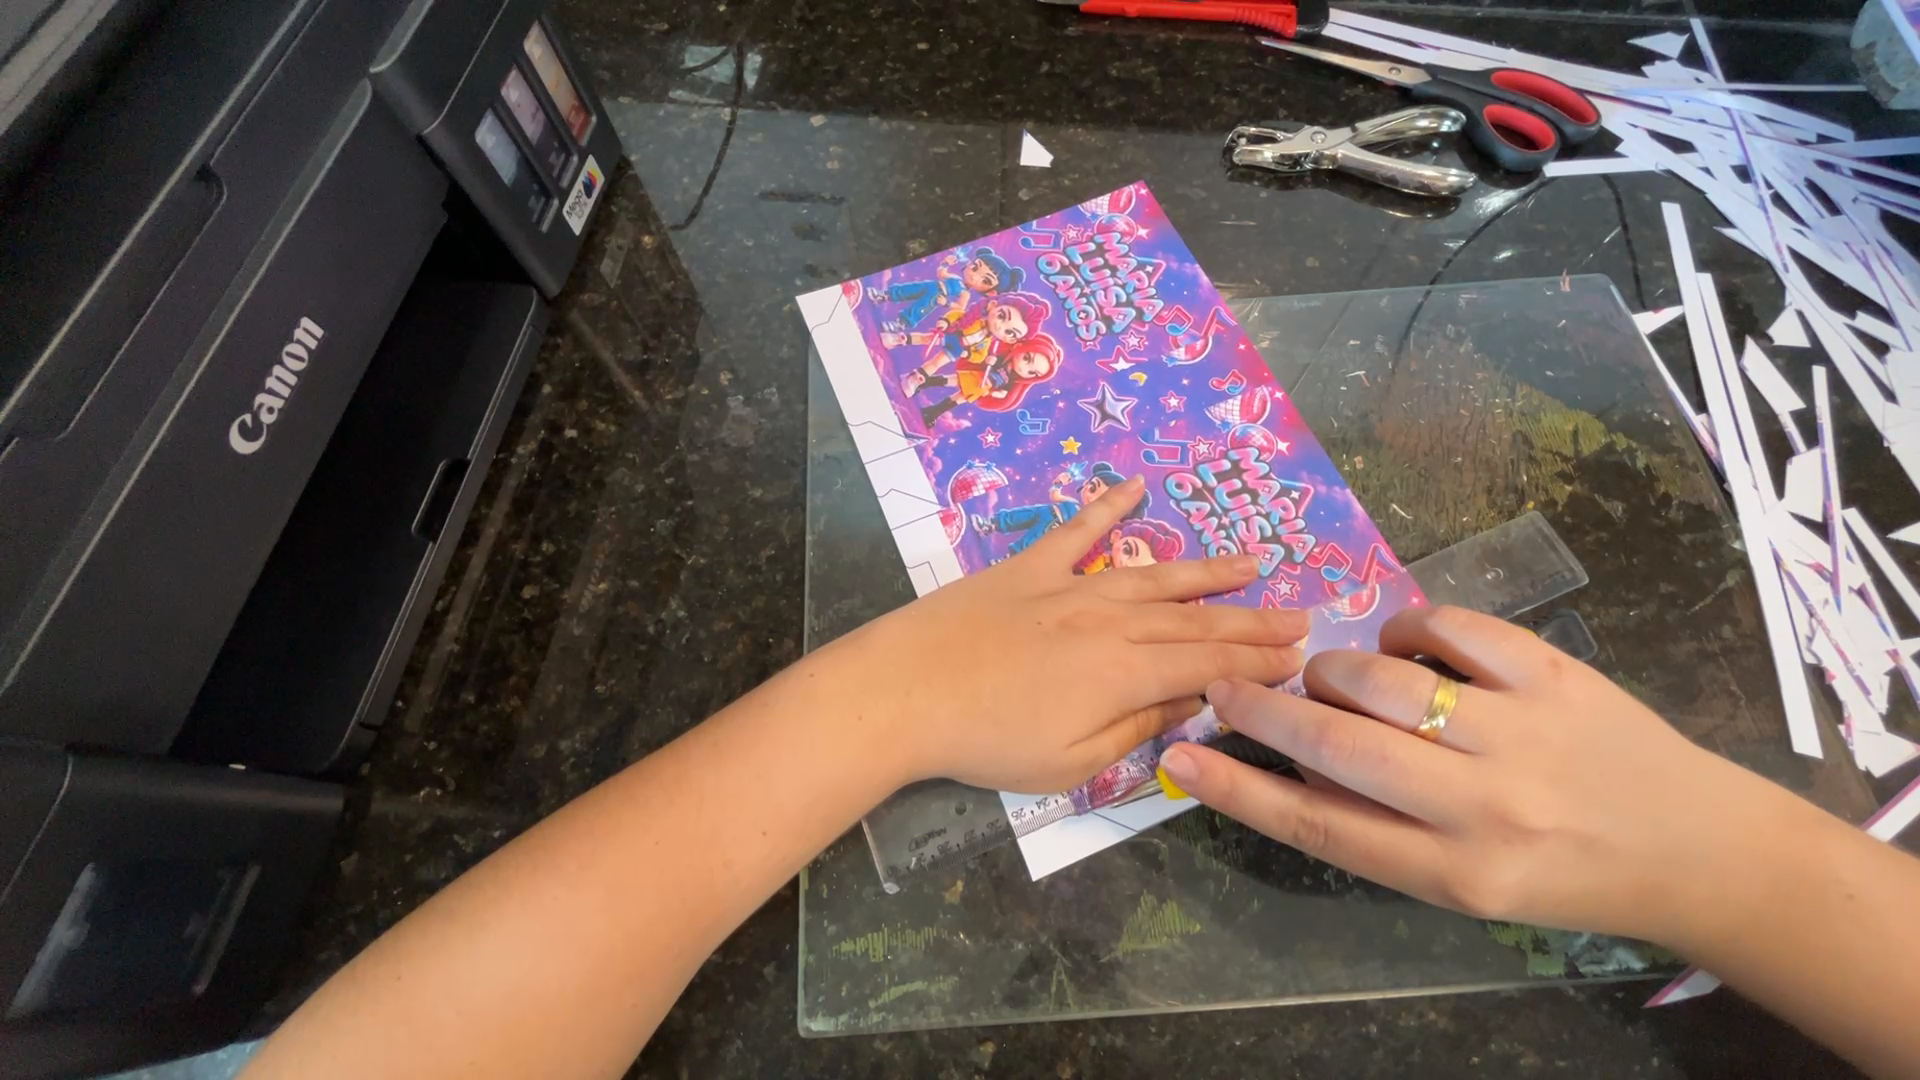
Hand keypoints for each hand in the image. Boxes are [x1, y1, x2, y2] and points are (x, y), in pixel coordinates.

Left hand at [827, 477, 1308, 793]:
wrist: (904, 692)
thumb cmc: (986, 741)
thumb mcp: (1071, 762)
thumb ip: (1136, 729)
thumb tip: (1188, 705)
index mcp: (1124, 673)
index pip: (1208, 667)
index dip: (1256, 664)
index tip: (1297, 658)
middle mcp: (1110, 620)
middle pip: (1194, 621)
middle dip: (1251, 622)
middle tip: (1300, 617)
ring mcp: (1069, 586)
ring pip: (1154, 575)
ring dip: (1206, 569)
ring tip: (1252, 560)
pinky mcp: (1028, 567)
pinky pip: (1077, 532)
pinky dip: (1107, 507)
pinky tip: (1134, 486)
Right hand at [1157, 605, 1827, 946]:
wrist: (1701, 852)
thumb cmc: (1558, 873)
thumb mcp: (1460, 880)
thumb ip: (1370, 823)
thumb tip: (1285, 757)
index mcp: (1457, 872)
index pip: (1321, 827)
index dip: (1240, 791)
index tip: (1182, 761)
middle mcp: (1488, 808)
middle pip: (1339, 746)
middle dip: (1263, 709)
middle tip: (1225, 687)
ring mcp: (1525, 734)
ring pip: (1383, 680)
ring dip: (1334, 671)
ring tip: (1334, 678)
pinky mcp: (1557, 676)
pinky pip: (1448, 628)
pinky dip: (1404, 631)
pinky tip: (1405, 648)